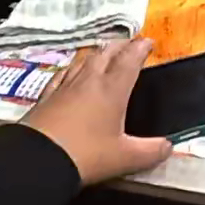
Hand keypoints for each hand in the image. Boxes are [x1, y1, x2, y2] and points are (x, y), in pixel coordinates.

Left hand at [20, 39, 171, 185]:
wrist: (35, 162)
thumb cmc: (86, 155)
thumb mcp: (125, 158)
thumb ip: (150, 152)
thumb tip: (169, 147)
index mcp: (112, 89)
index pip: (129, 60)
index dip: (140, 48)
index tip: (148, 42)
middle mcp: (89, 82)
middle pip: (106, 54)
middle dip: (120, 46)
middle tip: (130, 43)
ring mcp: (64, 88)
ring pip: (83, 60)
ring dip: (97, 53)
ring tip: (104, 52)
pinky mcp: (45, 98)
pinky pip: (62, 75)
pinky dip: (72, 68)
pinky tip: (70, 70)